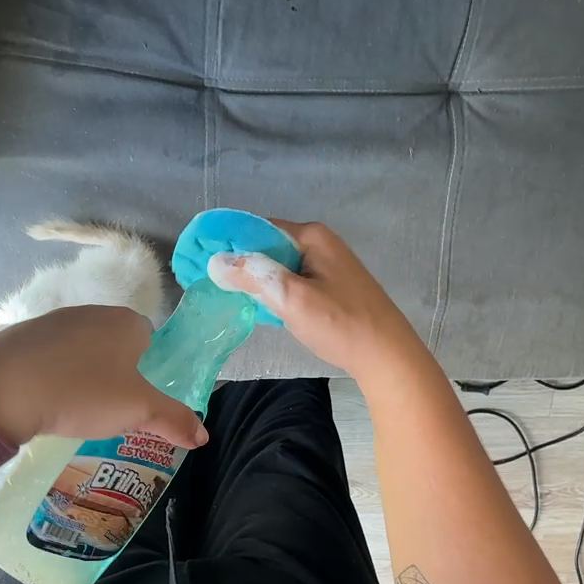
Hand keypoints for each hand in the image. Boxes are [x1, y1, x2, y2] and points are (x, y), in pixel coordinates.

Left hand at [0, 304, 208, 448]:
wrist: (3, 388)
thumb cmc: (83, 392)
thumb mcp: (138, 410)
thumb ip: (175, 419)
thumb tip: (203, 434)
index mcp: (128, 322)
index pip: (153, 343)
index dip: (151, 373)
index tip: (140, 401)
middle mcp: (95, 312)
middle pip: (119, 346)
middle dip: (119, 375)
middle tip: (112, 411)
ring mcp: (56, 320)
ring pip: (84, 351)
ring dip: (86, 375)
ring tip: (79, 409)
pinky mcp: (25, 334)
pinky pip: (53, 356)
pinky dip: (56, 375)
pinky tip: (49, 400)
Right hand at [207, 219, 424, 379]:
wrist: (387, 356)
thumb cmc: (341, 324)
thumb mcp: (292, 299)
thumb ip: (254, 276)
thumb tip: (215, 261)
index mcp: (310, 236)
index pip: (255, 227)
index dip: (224, 242)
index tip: (196, 259)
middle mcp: (318, 242)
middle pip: (265, 244)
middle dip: (235, 259)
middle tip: (203, 279)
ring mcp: (325, 264)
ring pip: (276, 264)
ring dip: (251, 276)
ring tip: (220, 291)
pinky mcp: (329, 285)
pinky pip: (289, 278)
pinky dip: (270, 288)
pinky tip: (254, 305)